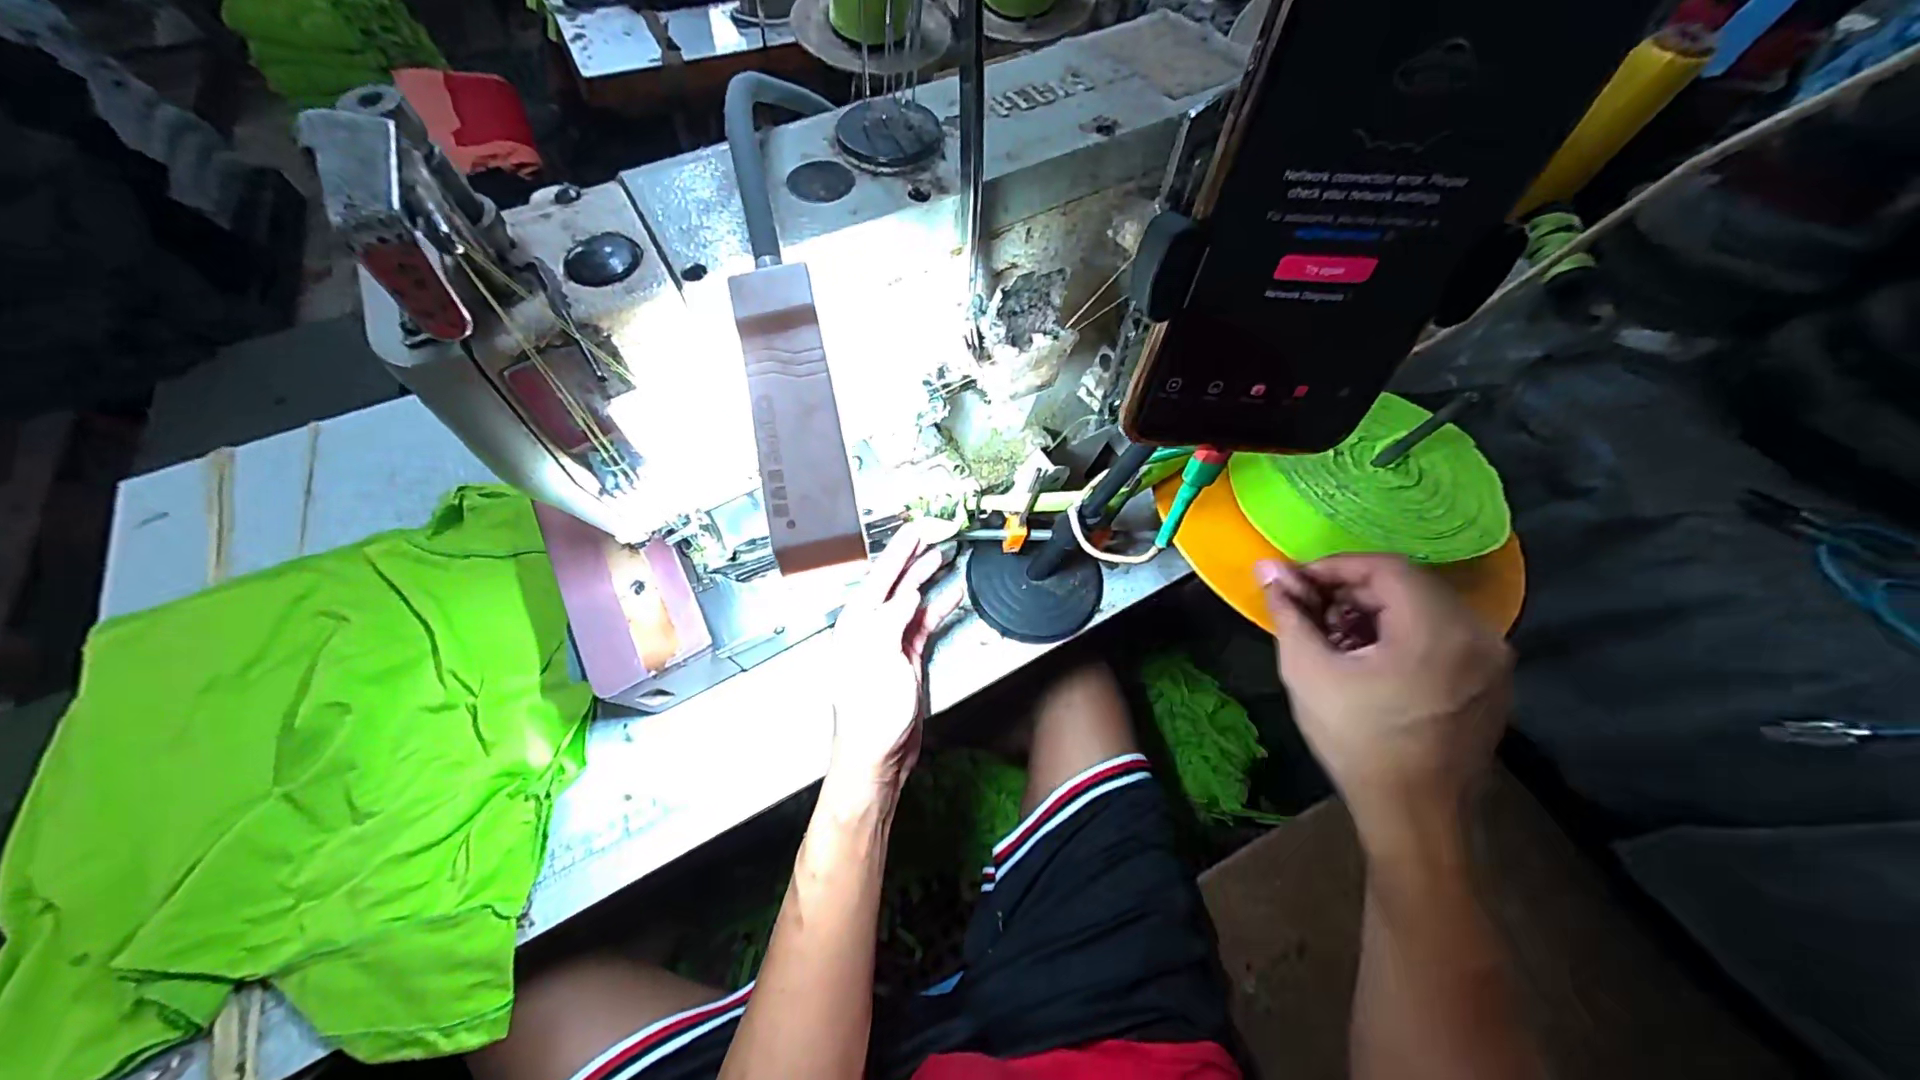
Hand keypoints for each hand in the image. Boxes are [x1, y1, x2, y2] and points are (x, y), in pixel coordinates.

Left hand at [826, 522, 961, 800]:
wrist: (876, 754)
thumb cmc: (868, 715)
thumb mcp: (878, 659)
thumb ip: (892, 620)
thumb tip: (908, 594)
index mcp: (856, 624)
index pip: (880, 577)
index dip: (898, 552)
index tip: (915, 531)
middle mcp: (871, 628)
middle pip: (896, 583)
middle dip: (914, 557)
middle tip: (932, 534)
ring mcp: (890, 641)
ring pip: (912, 599)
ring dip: (928, 577)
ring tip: (944, 554)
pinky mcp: (906, 656)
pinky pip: (924, 622)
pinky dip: (939, 606)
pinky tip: (951, 592)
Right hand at [1255, 554, 1511, 845]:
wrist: (1413, 815)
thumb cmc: (1356, 740)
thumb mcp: (1308, 671)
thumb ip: (1288, 612)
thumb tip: (1266, 568)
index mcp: (1437, 627)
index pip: (1384, 566)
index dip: (1333, 567)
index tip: (1296, 583)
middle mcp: (1479, 633)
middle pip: (1407, 584)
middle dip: (1351, 590)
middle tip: (1310, 610)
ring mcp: (1493, 659)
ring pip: (1425, 608)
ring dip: (1375, 611)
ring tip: (1335, 636)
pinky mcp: (1493, 681)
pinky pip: (1443, 634)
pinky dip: (1402, 632)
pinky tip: (1370, 659)